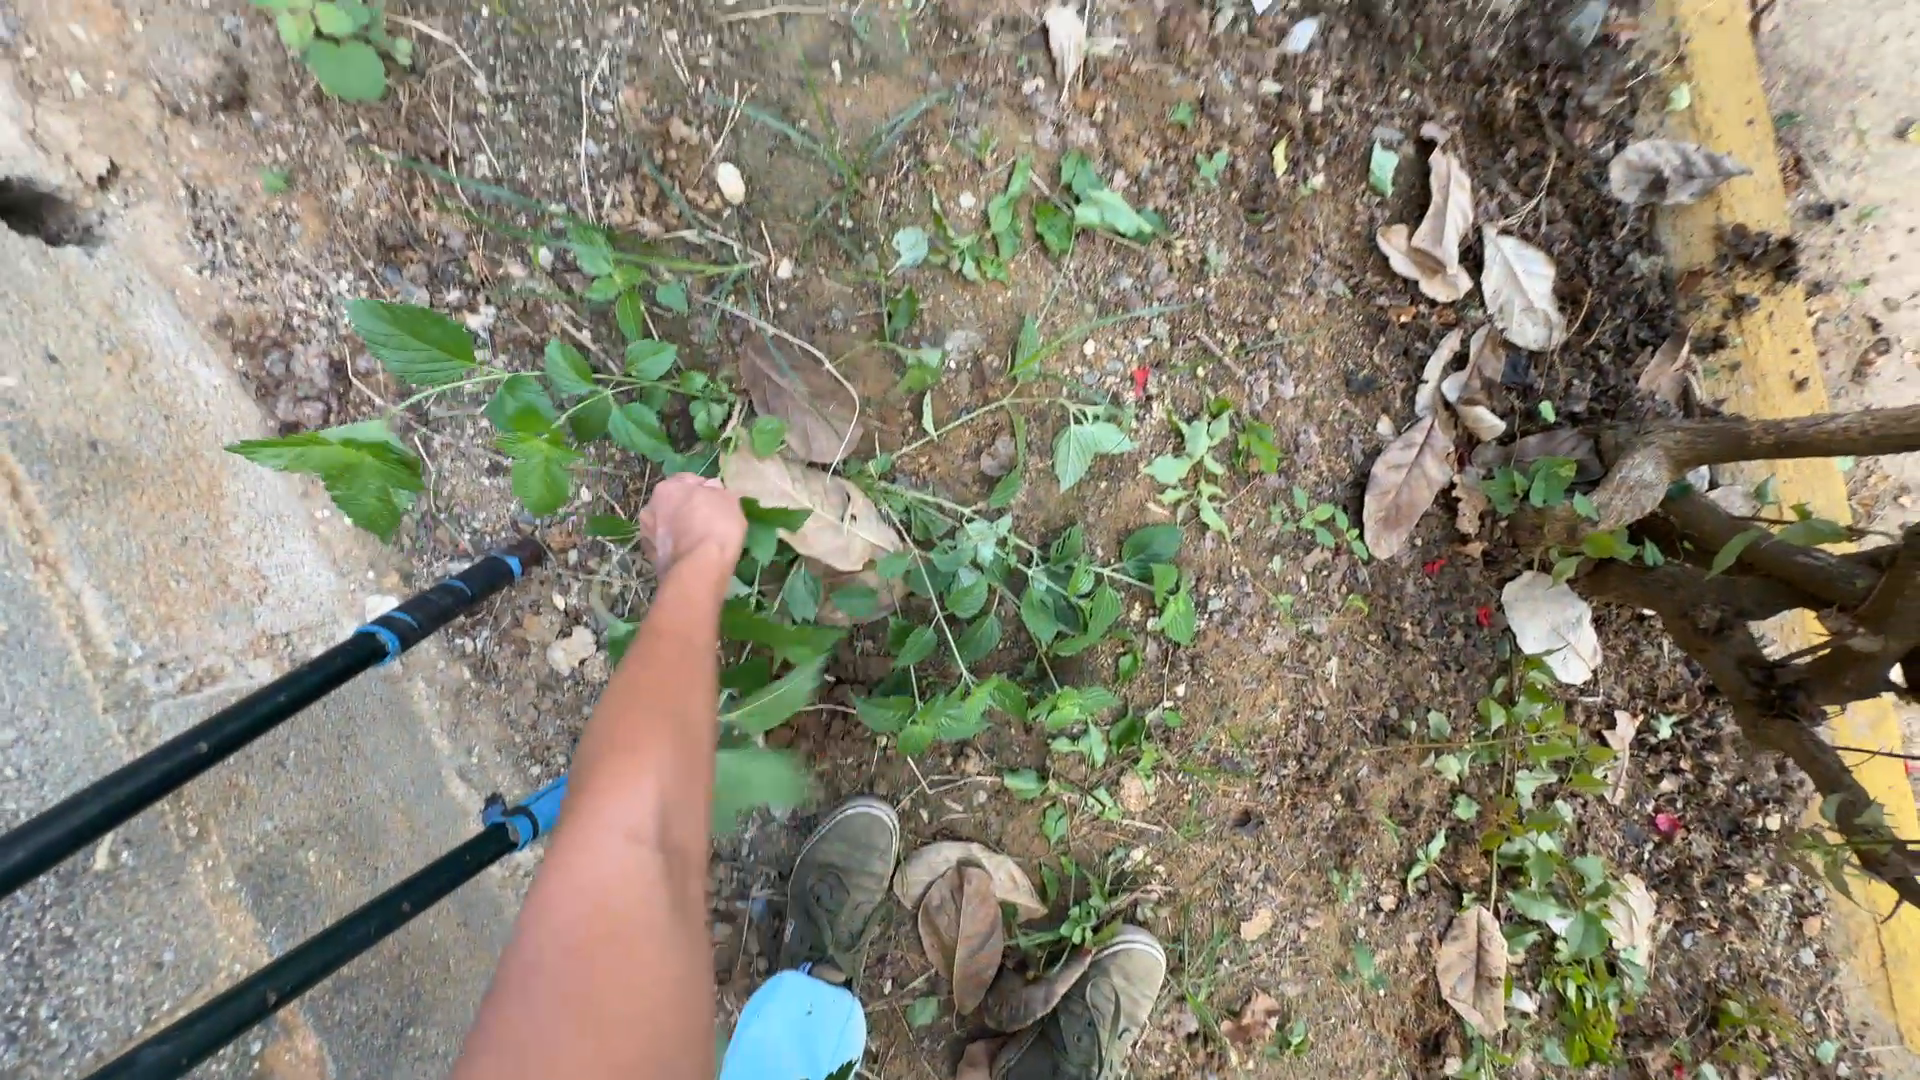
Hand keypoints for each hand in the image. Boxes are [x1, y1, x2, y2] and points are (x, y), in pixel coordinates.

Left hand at [637, 474, 746, 579]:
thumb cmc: (716, 526)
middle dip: (687, 508)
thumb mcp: (729, 500)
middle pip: (673, 502)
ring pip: (667, 524)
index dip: (704, 489)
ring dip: (679, 528)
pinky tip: (691, 553)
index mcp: (667, 487)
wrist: (699, 568)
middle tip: (708, 520)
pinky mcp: (650, 556)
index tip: (717, 501)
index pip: (687, 480)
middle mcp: (650, 506)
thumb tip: (710, 489)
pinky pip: (667, 545)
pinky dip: (676, 546)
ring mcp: (647, 533)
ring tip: (699, 540)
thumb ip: (717, 490)